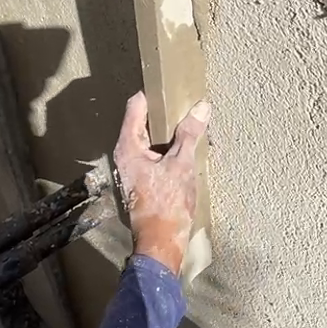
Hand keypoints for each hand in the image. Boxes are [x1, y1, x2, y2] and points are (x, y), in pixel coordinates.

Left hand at [113, 91, 210, 276]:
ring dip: (166, 132)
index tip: (168, 84)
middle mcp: (125, 155)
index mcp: (128, 147)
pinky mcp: (141, 180)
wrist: (162, 244)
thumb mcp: (182, 164)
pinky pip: (153, 154)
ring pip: (148, 139)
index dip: (151, 93)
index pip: (135, 106)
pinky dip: (166, 148)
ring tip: (187, 122)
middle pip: (141, 121)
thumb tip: (201, 106)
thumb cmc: (167, 205)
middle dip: (161, 112)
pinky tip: (184, 148)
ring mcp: (132, 169)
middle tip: (183, 101)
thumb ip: (190, 134)